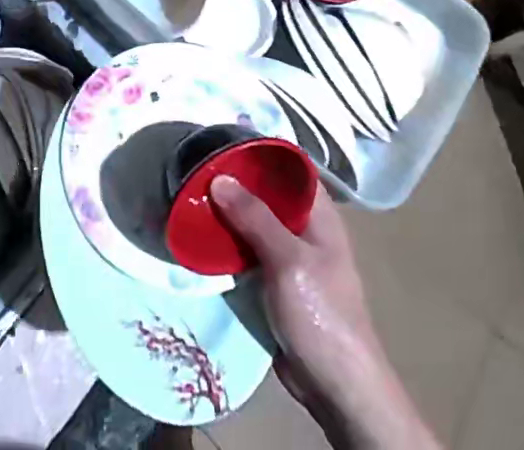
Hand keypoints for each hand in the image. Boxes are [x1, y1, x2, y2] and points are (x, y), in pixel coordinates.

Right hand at [211, 177, 438, 449]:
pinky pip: (244, 250)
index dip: (261, 150)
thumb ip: (255, 218)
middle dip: (234, 181)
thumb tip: (219, 178)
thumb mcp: (288, 261)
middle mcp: (303, 229)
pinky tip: (198, 234)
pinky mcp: (271, 281)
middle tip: (196, 167)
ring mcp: (287, 256)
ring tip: (189, 196)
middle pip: (266, 193)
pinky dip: (224, 241)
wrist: (335, 386)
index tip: (225, 137)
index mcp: (319, 215)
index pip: (290, 167)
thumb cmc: (321, 314)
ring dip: (225, 212)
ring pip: (251, 222)